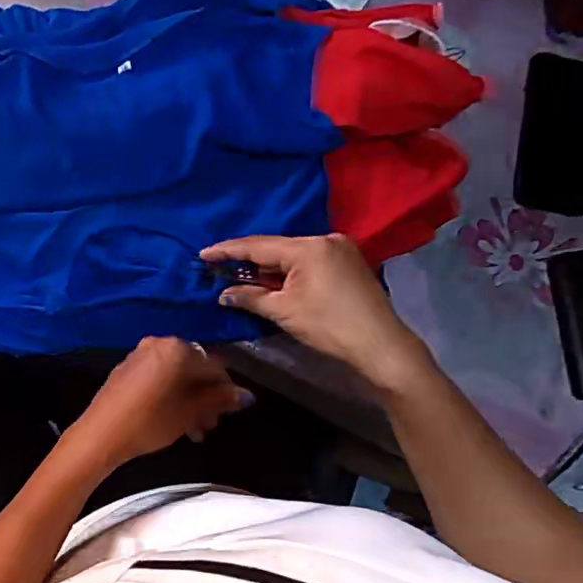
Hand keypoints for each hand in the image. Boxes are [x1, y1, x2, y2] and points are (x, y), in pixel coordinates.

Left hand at [63, 337, 252, 469]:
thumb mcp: (189, 413)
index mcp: (178, 348)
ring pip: (175, 375)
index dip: (226, 390)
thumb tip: (245, 395)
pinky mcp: (125, 369)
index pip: (215, 366)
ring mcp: (139, 355)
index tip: (229, 412)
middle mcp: (159, 343)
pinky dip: (169, 394)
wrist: (100, 434)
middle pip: (194, 369)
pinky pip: (157, 377)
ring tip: (193, 429)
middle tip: (209, 425)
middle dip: (205, 397)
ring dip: (188, 400)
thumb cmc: (150, 422)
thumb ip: (219, 400)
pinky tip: (172, 420)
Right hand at [202, 234, 434, 391]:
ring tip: (241, 276)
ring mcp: (339, 249)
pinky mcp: (347, 262)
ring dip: (268, 268)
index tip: (204, 253)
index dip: (228, 251)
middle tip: (219, 266)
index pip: (259, 246)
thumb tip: (224, 293)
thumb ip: (251, 297)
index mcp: (309, 247)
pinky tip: (272, 281)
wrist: (379, 343)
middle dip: (248, 260)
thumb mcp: (284, 312)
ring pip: (292, 255)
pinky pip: (308, 261)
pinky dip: (287, 272)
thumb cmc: (329, 326)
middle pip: (276, 248)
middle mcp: (325, 239)